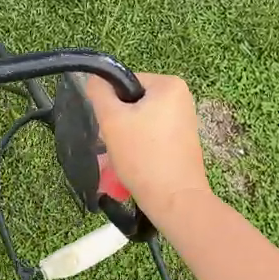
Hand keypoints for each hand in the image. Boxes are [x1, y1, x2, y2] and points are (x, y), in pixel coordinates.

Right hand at [83, 72, 212, 214]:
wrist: (174, 200)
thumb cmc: (142, 156)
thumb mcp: (111, 119)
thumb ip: (98, 92)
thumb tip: (94, 79)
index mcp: (170, 85)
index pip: (125, 83)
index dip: (110, 103)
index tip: (109, 126)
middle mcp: (181, 98)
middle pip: (132, 102)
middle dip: (118, 122)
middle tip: (111, 143)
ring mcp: (184, 120)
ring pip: (139, 120)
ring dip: (124, 136)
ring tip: (121, 157)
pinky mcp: (182, 141)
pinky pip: (150, 135)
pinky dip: (138, 146)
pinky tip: (133, 163)